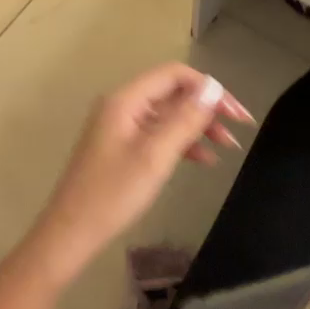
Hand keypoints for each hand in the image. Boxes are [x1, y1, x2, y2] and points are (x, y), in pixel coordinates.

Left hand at [23, 63, 253, 282]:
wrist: (70, 234)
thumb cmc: (113, 194)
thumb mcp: (155, 156)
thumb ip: (185, 119)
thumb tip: (212, 86)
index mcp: (126, 99)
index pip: (175, 75)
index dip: (209, 88)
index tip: (237, 114)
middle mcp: (122, 104)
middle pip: (172, 92)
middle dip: (206, 107)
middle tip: (238, 129)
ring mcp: (120, 125)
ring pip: (167, 113)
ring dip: (198, 125)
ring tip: (228, 146)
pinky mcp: (121, 146)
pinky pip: (157, 133)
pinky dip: (181, 141)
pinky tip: (204, 159)